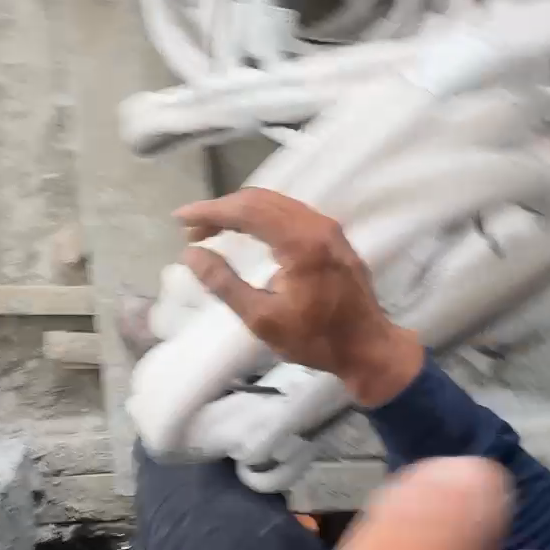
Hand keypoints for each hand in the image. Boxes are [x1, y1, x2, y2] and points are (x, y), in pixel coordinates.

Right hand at [176, 188, 422, 405]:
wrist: (370, 349)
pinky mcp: (331, 235)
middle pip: (258, 200)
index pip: (246, 211)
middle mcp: (316, 224)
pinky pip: (287, 211)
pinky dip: (259, 215)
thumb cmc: (316, 339)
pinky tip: (243, 231)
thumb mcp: (261, 318)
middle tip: (191, 229)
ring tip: (210, 230)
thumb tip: (191, 254)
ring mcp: (327, 227)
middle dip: (220, 209)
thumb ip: (224, 283)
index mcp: (300, 242)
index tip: (179, 219)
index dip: (209, 211)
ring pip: (273, 202)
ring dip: (239, 211)